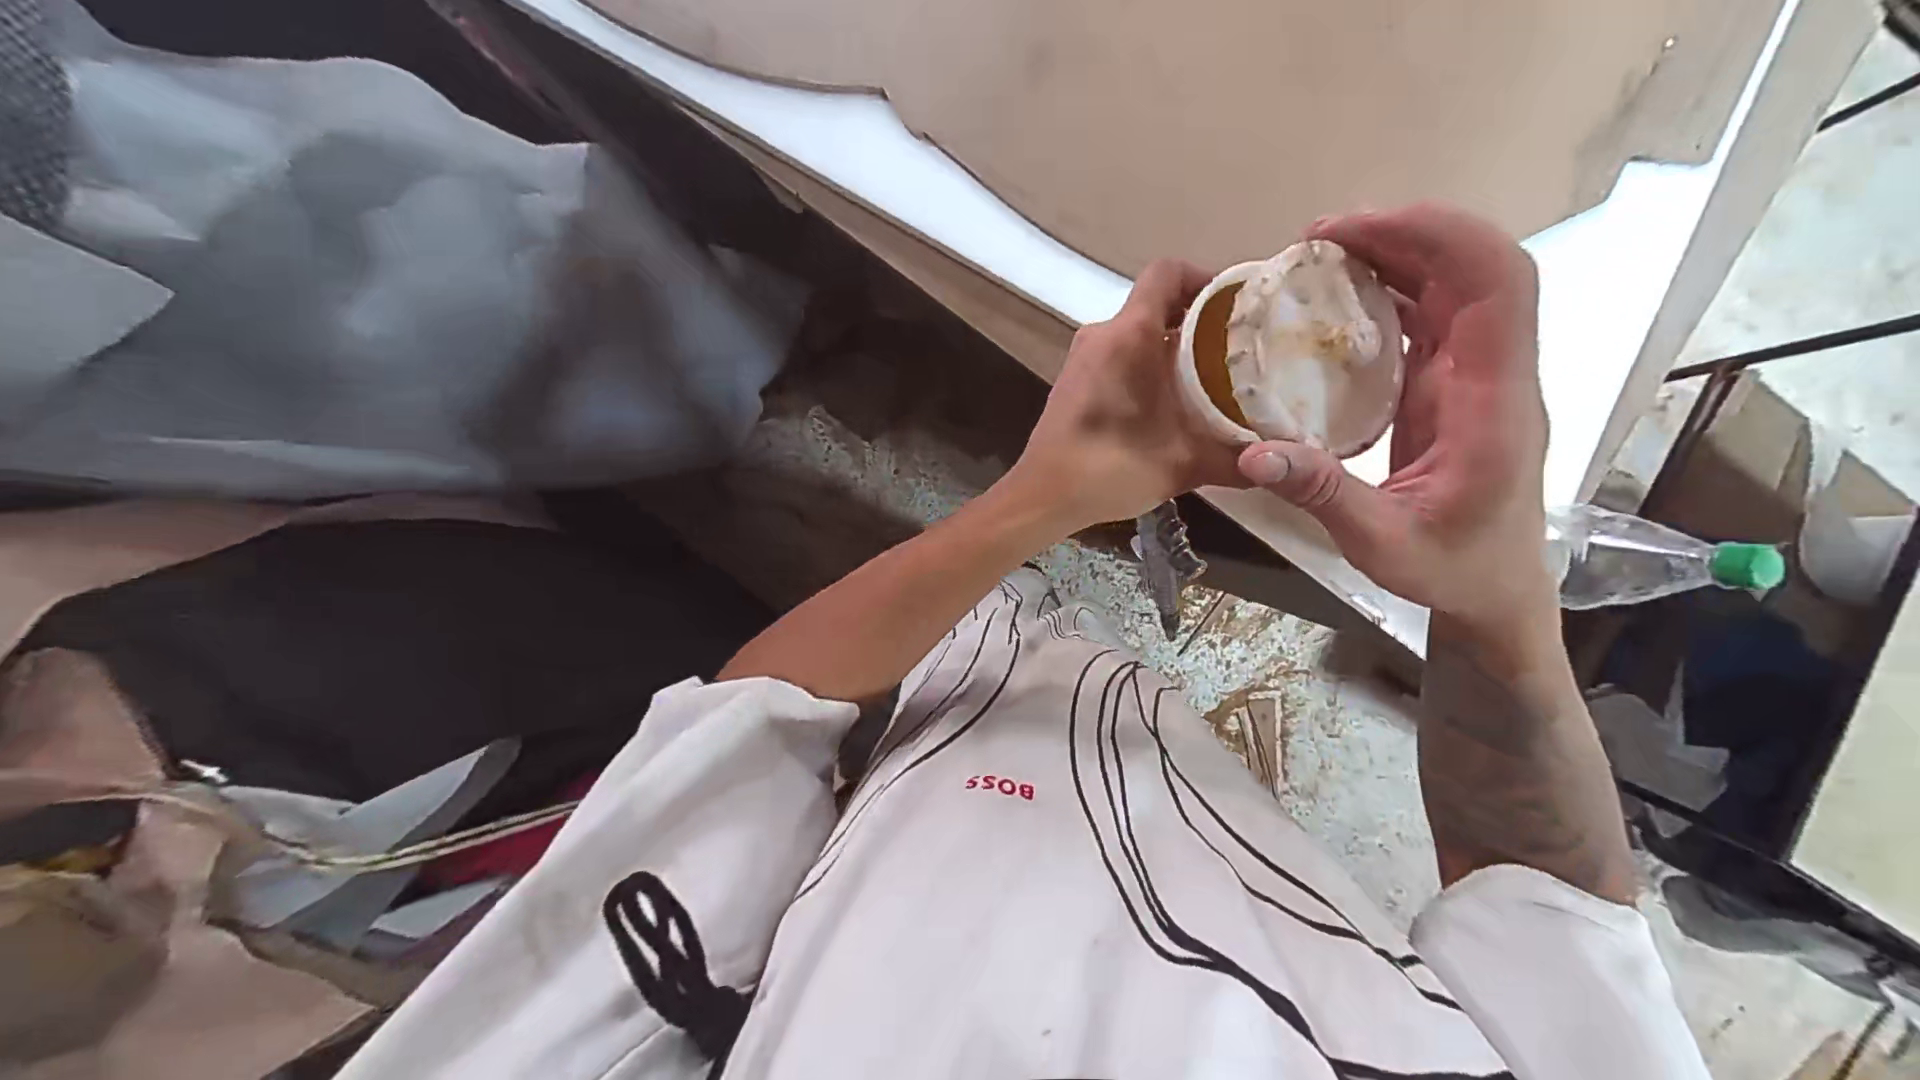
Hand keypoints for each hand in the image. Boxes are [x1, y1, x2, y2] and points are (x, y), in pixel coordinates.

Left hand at [1009, 259, 1247, 530]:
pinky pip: (1116, 356)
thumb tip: (1278, 462)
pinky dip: (1145, 365)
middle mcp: (1101, 336)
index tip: (1237, 303)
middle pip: (1155, 304)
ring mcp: (1082, 359)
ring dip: (1171, 346)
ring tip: (1211, 375)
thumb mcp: (1182, 464)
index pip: (1167, 274)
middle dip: (1198, 319)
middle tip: (1237, 345)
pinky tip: (1168, 402)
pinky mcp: (1073, 382)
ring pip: (1135, 333)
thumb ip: (1234, 459)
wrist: (1043, 497)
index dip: (1205, 277)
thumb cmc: (1110, 469)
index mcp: (1128, 335)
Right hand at [1236, 204, 1557, 644]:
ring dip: (1395, 259)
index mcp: (1493, 402)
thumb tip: (1251, 453)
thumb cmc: (1451, 569)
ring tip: (1320, 259)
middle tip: (1317, 239)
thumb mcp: (1379, 541)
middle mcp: (1494, 376)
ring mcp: (1475, 381)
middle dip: (1404, 235)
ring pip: (1452, 290)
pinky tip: (1336, 304)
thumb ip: (1320, 493)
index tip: (1354, 230)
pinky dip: (1387, 297)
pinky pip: (1428, 323)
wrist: (1496, 591)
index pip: (1494, 285)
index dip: (1435, 238)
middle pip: (1474, 270)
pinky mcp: (1451, 393)